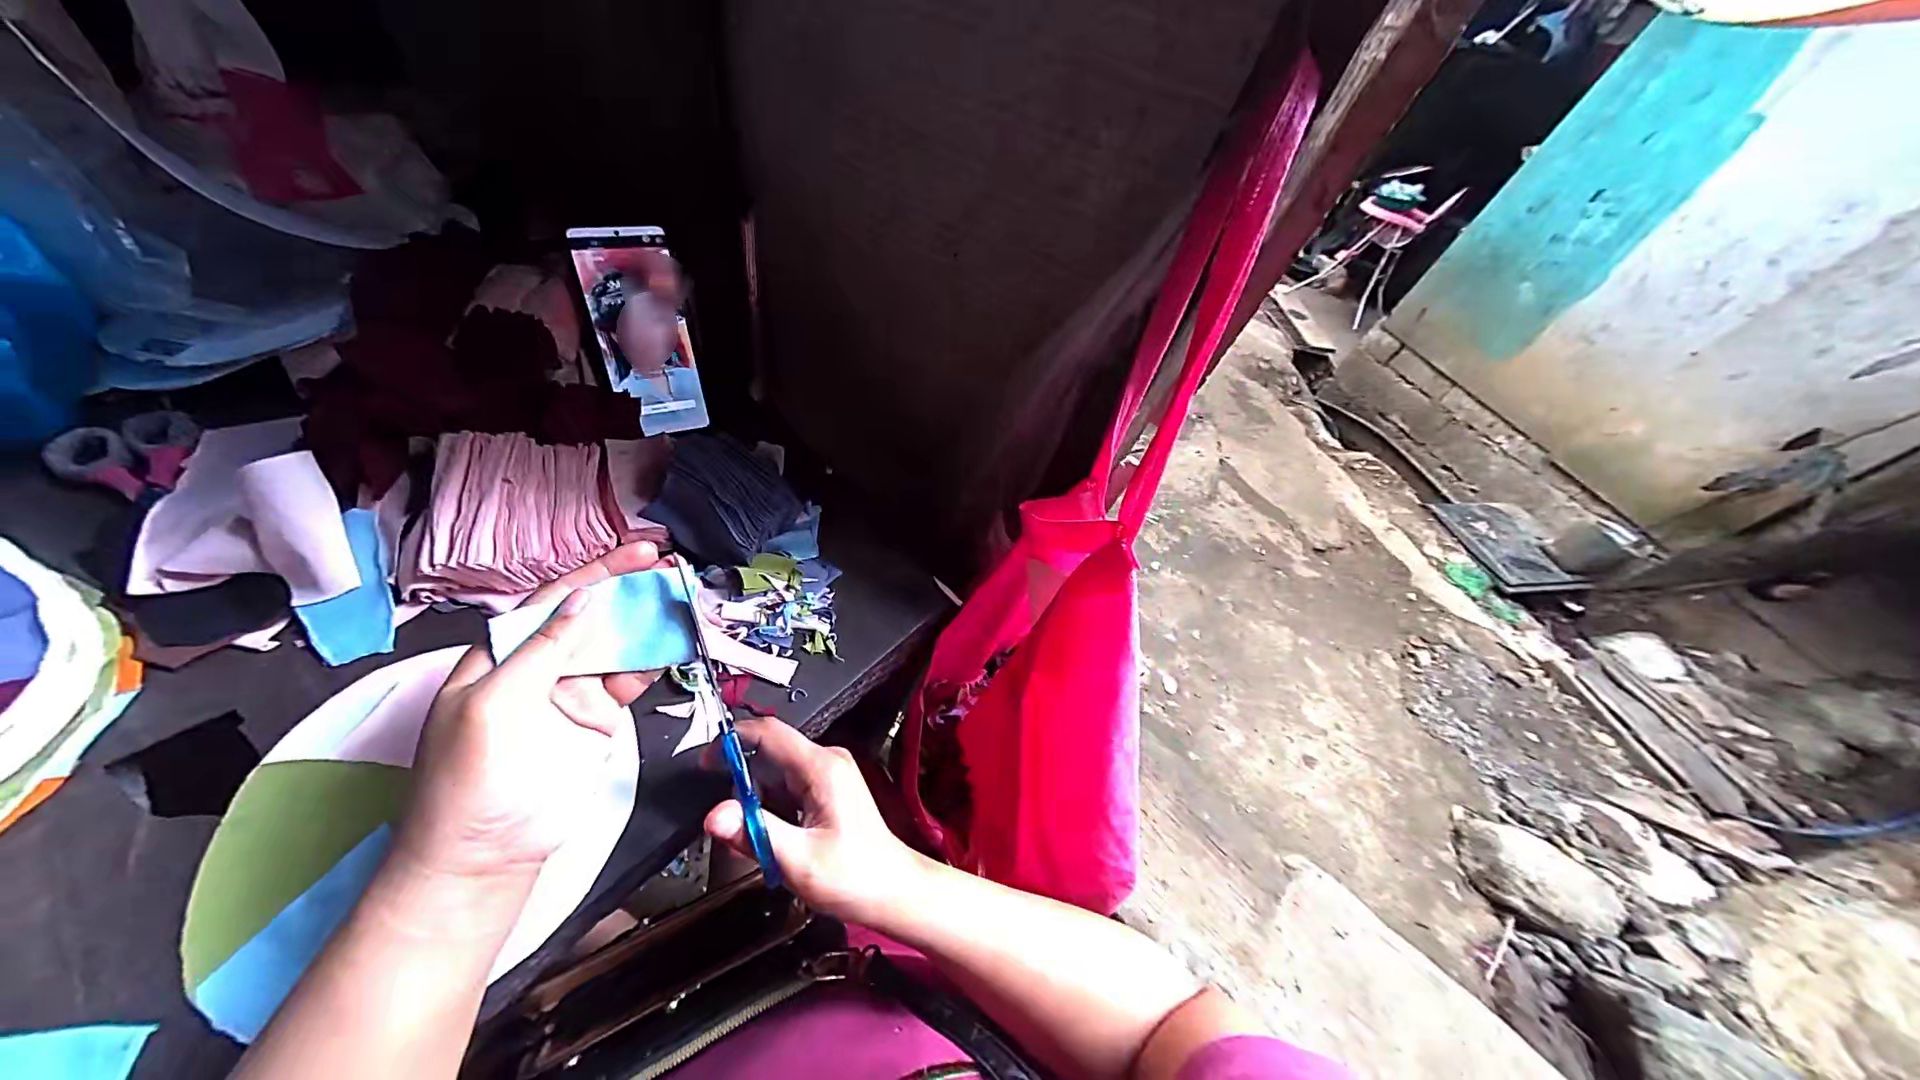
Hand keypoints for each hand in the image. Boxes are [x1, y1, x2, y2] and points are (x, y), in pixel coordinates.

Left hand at [397, 542, 663, 880]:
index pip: (555, 599)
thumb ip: (541, 649)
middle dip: (631, 590)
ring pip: (619, 644)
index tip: (637, 554)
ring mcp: (572, 690)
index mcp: (503, 654)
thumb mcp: (493, 705)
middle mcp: (540, 665)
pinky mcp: (599, 716)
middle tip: (670, 571)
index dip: (598, 573)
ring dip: (650, 622)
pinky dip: (656, 659)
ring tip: (682, 601)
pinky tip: (675, 644)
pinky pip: (632, 677)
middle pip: (593, 615)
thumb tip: (581, 599)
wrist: (487, 854)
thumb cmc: (468, 782)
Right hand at [703, 718, 928, 923]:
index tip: (708, 760)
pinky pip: (787, 788)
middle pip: (769, 755)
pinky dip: (774, 810)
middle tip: (743, 825)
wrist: (889, 890)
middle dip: (746, 788)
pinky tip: (782, 838)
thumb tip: (717, 815)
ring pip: (775, 774)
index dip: (733, 740)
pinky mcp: (827, 789)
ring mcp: (829, 774)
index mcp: (822, 768)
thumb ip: (754, 833)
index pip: (769, 732)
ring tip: (769, 840)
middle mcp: (827, 763)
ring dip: (760, 804)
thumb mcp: (797, 859)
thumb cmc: (856, 875)